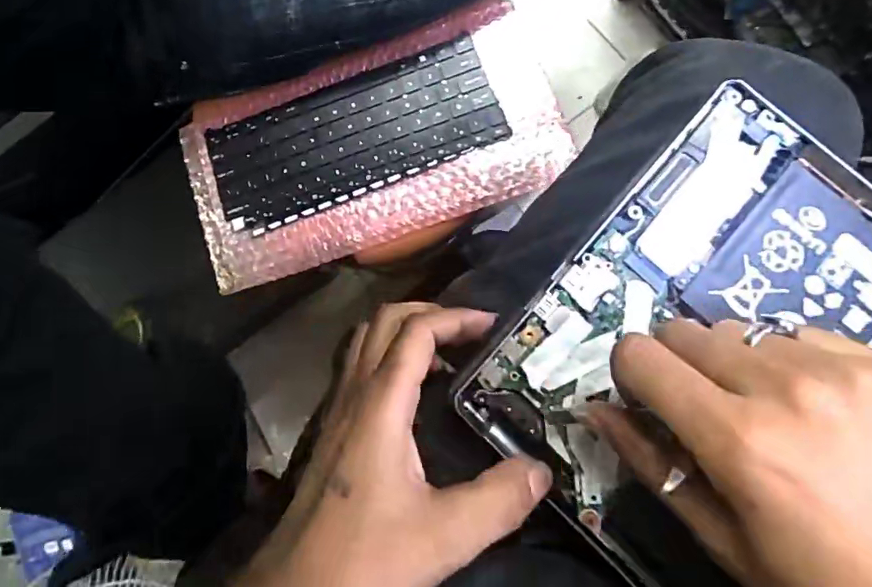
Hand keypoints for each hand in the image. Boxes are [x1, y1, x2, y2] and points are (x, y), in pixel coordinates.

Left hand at [235, 304, 551, 586]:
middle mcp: (355, 392)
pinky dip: (387, 352)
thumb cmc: (364, 558)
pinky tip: (410, 391)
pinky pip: (357, 363)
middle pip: (387, 319)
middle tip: (469, 331)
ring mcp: (337, 407)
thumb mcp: (442, 536)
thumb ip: (497, 502)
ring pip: (367, 337)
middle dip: (431, 312)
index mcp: (381, 403)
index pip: (416, 331)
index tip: (491, 325)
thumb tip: (540, 470)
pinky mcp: (330, 427)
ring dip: (405, 329)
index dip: (455, 317)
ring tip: (444, 351)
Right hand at [586, 322, 871, 586]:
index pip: (641, 354)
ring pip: (753, 331)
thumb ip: (658, 470)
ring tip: (787, 416)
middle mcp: (787, 384)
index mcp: (741, 440)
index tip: (648, 396)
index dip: (633, 373)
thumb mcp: (738, 552)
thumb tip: (599, 410)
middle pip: (690, 331)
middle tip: (714, 412)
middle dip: (685, 366)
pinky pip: (819, 338)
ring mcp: (850, 367)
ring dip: (749, 365)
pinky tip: (842, 414)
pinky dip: (810, 366)